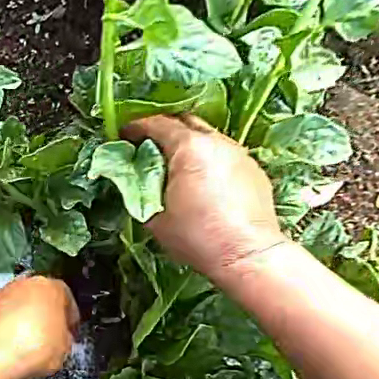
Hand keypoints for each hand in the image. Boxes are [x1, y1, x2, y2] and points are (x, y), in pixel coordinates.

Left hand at [0, 275, 79, 378]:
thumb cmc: (33, 346)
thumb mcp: (65, 348)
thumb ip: (66, 338)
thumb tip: (62, 339)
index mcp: (53, 286)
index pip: (68, 299)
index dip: (71, 319)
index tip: (71, 331)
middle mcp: (28, 283)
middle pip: (43, 299)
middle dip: (48, 317)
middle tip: (53, 337)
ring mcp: (6, 293)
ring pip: (23, 306)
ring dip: (29, 321)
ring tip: (33, 345)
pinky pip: (7, 316)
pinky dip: (12, 327)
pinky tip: (16, 345)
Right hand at [123, 114, 285, 282]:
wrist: (247, 255)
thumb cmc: (197, 238)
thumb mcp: (155, 218)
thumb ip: (139, 192)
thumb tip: (132, 179)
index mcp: (189, 148)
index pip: (158, 124)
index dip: (137, 128)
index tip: (125, 136)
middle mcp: (216, 142)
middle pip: (185, 123)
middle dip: (165, 131)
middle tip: (149, 148)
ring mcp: (239, 153)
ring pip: (208, 138)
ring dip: (189, 147)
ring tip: (177, 167)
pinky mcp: (253, 169)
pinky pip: (225, 156)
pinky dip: (209, 161)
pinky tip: (204, 183)